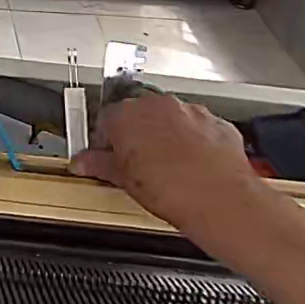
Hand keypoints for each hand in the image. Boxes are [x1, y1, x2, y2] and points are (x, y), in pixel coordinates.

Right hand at [70, 93, 269, 228]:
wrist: (219, 198)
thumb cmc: (172, 189)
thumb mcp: (124, 180)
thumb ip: (100, 165)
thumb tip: (84, 162)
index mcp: (127, 114)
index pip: (106, 119)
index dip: (105, 140)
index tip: (107, 154)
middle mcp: (157, 105)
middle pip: (138, 114)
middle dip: (135, 134)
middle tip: (135, 162)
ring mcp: (188, 110)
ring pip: (169, 118)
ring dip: (165, 134)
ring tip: (167, 165)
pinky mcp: (213, 121)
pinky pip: (197, 127)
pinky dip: (193, 140)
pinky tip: (192, 163)